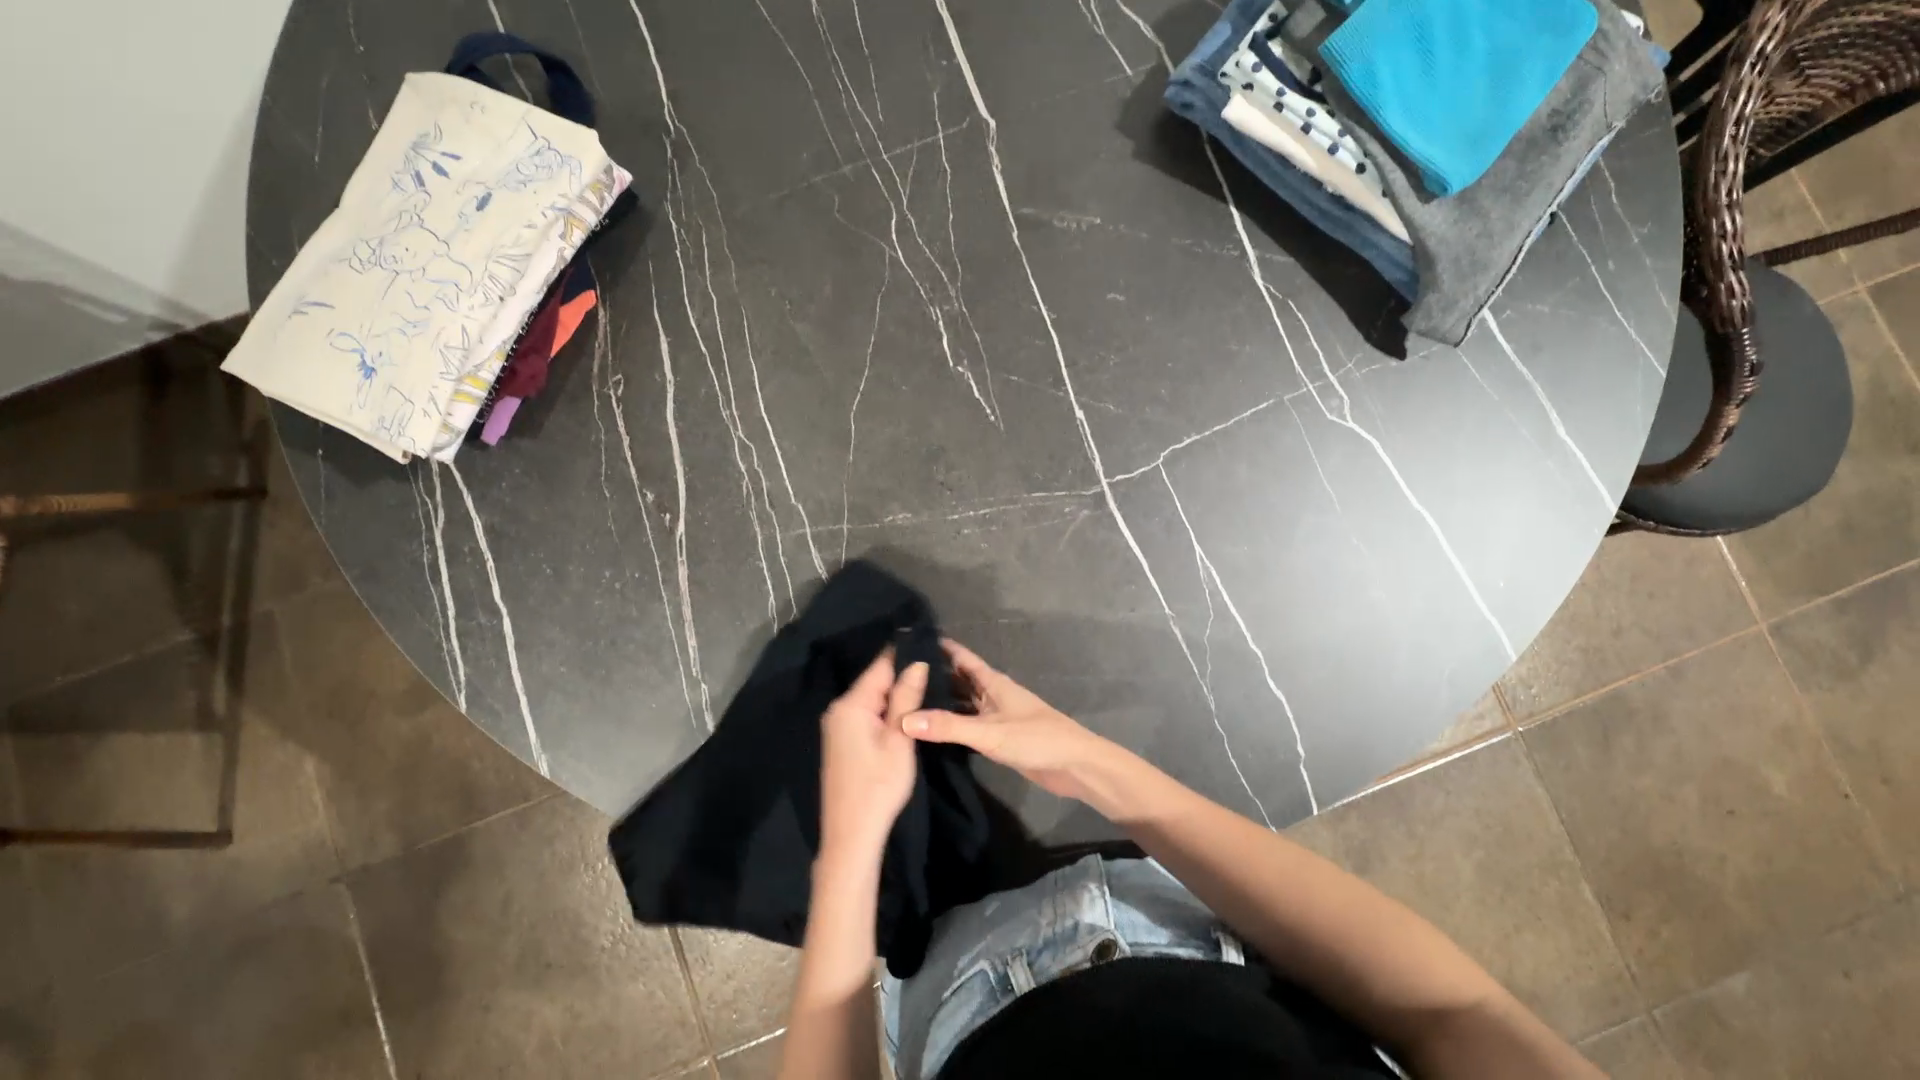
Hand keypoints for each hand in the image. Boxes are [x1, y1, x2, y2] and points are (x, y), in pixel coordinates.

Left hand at [818, 651, 925, 861]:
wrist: (851, 834)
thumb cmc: (879, 786)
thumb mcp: (899, 740)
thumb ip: (906, 699)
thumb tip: (917, 663)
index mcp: (850, 705)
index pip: (880, 666)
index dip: (905, 654)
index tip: (930, 645)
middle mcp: (838, 709)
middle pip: (874, 681)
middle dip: (902, 675)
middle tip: (936, 668)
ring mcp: (836, 726)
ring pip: (871, 699)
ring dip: (895, 695)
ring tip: (927, 687)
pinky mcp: (840, 742)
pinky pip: (865, 715)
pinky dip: (884, 711)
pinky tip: (904, 714)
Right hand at [903, 640, 1115, 801]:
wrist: (1076, 766)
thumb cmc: (1036, 739)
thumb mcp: (989, 733)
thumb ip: (948, 726)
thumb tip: (903, 718)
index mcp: (994, 683)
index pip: (962, 658)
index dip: (941, 647)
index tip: (913, 639)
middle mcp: (994, 695)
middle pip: (961, 680)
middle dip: (935, 675)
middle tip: (900, 675)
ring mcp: (998, 717)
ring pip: (965, 703)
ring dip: (943, 702)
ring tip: (909, 702)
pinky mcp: (1001, 738)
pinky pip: (970, 725)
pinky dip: (953, 725)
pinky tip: (934, 732)